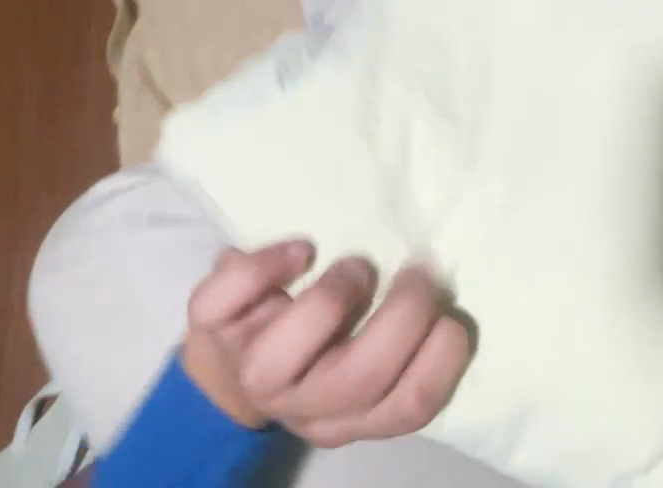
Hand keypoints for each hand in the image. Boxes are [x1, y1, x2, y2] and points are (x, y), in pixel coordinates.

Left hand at [180, 241, 472, 447]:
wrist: (227, 362)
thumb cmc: (314, 345)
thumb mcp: (360, 352)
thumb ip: (397, 327)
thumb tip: (444, 270)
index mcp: (352, 411)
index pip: (408, 406)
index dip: (441, 358)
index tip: (450, 311)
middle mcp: (304, 402)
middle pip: (360, 378)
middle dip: (403, 315)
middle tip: (418, 271)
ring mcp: (252, 369)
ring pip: (283, 358)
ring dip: (332, 298)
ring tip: (355, 264)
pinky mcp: (212, 327)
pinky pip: (227, 298)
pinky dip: (265, 264)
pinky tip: (300, 250)